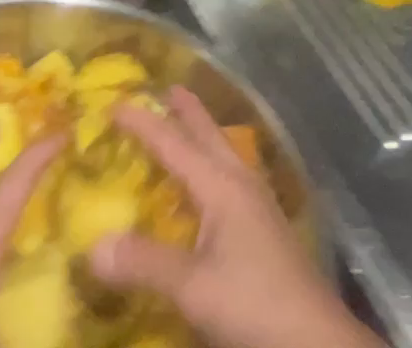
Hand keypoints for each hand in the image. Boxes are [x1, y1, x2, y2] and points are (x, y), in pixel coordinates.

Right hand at [90, 88, 382, 347]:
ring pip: (225, 157)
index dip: (143, 123)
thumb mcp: (193, 286)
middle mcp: (242, 186)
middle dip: (188, 112)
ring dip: (203, 137)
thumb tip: (93, 246)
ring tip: (188, 126)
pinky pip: (232, 181)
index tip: (114, 102)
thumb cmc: (255, 303)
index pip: (175, 144)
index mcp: (222, 187)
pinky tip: (210, 187)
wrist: (318, 341)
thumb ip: (145, 263)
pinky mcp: (266, 230)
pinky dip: (213, 167)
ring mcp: (259, 208)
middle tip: (168, 88)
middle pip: (210, 137)